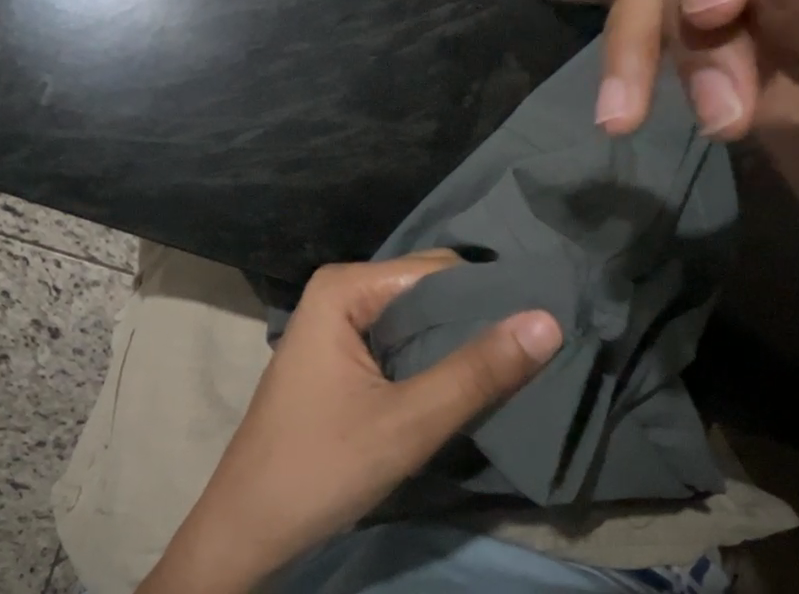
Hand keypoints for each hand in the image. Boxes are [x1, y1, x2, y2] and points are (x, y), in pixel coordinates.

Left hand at [138, 251, 561, 593]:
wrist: (248, 528)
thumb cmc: (320, 466)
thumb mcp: (408, 422)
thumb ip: (477, 372)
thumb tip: (550, 319)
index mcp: (346, 287)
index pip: (440, 271)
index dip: (492, 295)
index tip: (547, 319)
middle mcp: (341, 291)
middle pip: (429, 291)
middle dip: (478, 318)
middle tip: (541, 347)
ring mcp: (339, 324)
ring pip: (418, 319)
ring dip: (460, 342)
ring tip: (518, 363)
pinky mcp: (343, 356)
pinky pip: (402, 342)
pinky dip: (435, 359)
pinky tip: (470, 380)